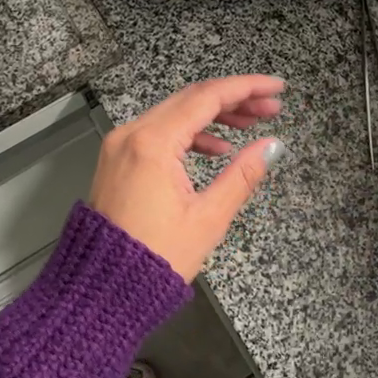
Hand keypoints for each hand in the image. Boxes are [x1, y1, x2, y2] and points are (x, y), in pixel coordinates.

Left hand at [89, 75, 288, 281]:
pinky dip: (191, 133)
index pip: (208, 97)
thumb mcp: (208, 218)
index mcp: (153, 144)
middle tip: (271, 106)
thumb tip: (272, 146)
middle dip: (235, 99)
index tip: (276, 86)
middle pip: (192, 98)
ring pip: (176, 112)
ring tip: (251, 124)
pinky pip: (160, 131)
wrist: (100, 291)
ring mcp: (121, 145)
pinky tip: (218, 148)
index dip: (247, 87)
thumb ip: (243, 174)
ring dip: (215, 114)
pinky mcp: (119, 159)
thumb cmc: (153, 259)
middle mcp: (131, 135)